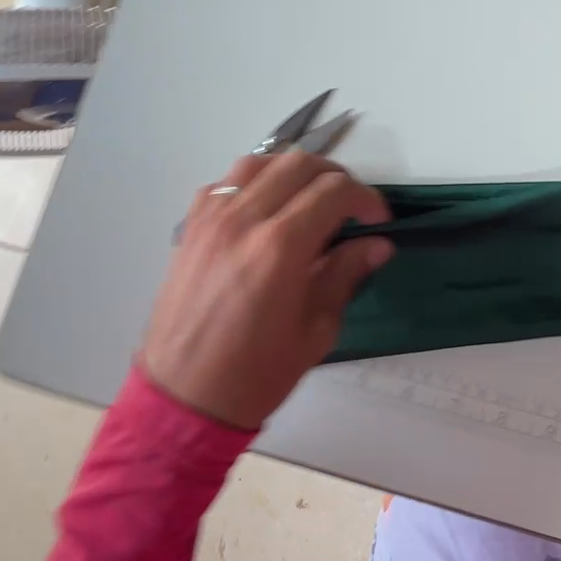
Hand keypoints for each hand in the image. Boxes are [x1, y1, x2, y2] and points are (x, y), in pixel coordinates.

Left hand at [141, 151, 394, 428]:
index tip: (377, 220)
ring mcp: (211, 219)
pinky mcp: (190, 227)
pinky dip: (253, 183)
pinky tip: (264, 209)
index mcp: (280, 247)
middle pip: (299, 164)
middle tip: (350, 207)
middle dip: (335, 178)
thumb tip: (378, 244)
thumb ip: (346, 275)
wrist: (182, 397)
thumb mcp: (316, 330)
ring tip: (309, 198)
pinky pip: (225, 183)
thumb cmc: (256, 373)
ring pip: (259, 162)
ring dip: (293, 171)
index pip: (334, 191)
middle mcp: (244, 219)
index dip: (366, 198)